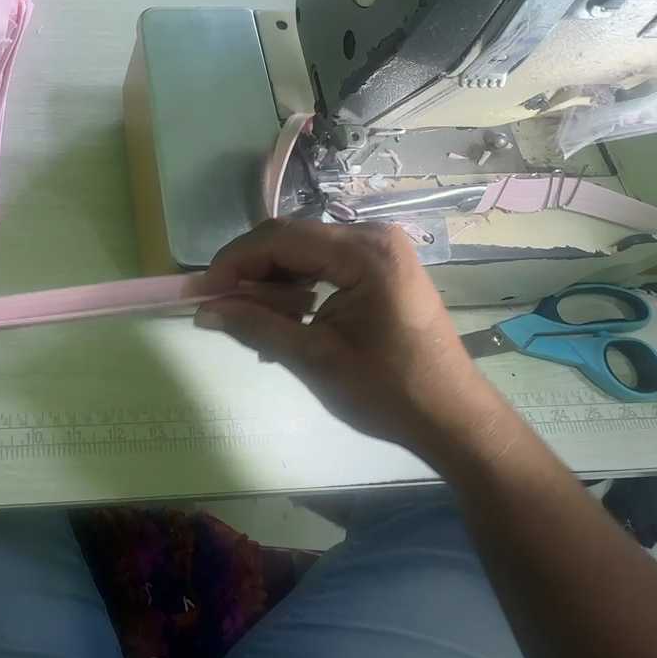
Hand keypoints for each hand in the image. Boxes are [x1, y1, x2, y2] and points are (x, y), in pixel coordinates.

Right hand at [198, 219, 510, 465]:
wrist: (454, 420)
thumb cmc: (389, 392)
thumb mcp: (313, 359)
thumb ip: (255, 325)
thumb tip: (204, 310)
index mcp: (364, 251)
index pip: (279, 238)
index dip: (233, 262)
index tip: (202, 293)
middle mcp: (374, 236)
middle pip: (290, 240)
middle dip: (250, 272)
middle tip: (219, 308)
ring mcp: (381, 249)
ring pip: (304, 251)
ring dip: (271, 282)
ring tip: (251, 321)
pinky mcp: (382, 267)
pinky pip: (324, 263)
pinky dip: (297, 286)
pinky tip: (284, 318)